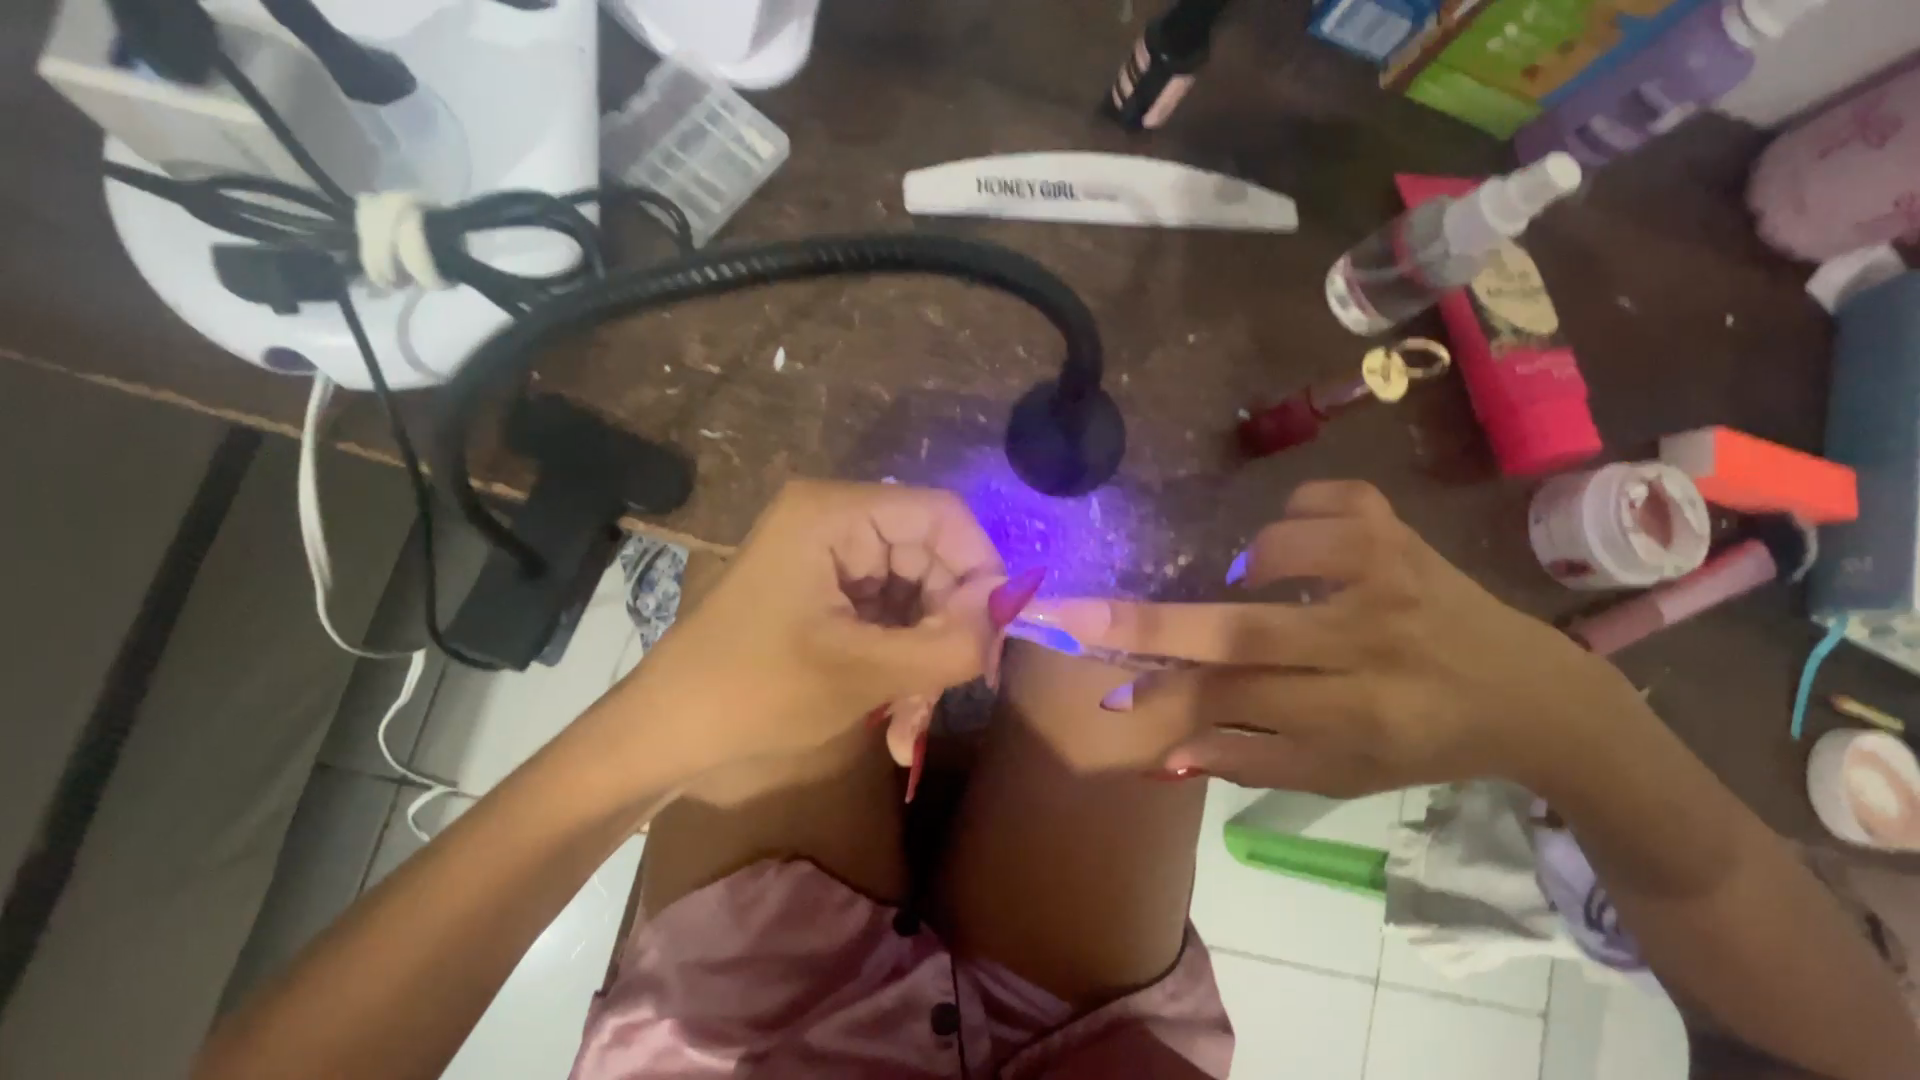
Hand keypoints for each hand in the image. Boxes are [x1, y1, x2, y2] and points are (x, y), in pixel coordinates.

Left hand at [630, 479, 1037, 773]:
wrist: (667, 731)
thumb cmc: (754, 690)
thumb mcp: (862, 671)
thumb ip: (948, 644)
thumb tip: (1006, 620)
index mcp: (834, 514)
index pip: (940, 515)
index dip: (980, 567)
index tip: (997, 632)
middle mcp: (834, 522)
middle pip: (929, 555)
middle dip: (948, 625)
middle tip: (960, 686)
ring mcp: (827, 559)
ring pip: (912, 594)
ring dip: (924, 656)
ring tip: (912, 719)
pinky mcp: (822, 594)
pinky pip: (884, 617)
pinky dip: (899, 662)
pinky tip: (895, 718)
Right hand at [1026, 481, 1644, 796]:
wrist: (1530, 693)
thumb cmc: (1423, 742)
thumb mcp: (1342, 774)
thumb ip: (1252, 761)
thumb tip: (1165, 746)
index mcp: (1360, 713)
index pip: (1238, 700)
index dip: (1166, 694)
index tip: (1106, 686)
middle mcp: (1374, 640)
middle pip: (1244, 630)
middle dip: (1149, 624)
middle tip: (1073, 611)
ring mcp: (1394, 573)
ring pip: (1281, 549)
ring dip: (1249, 565)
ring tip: (1258, 587)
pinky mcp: (1404, 531)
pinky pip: (1325, 498)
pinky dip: (1296, 514)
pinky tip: (1304, 546)